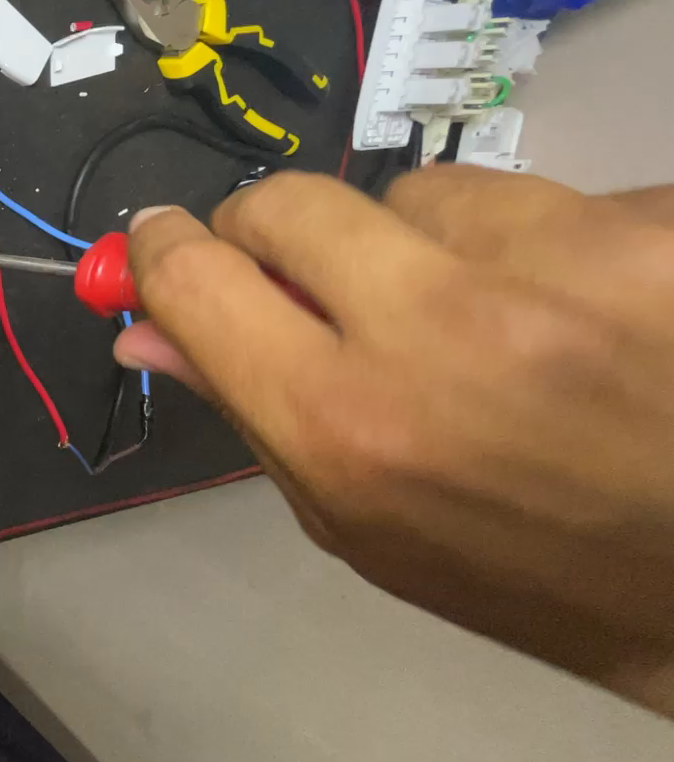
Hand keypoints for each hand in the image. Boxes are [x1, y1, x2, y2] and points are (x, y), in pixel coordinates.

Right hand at [113, 167, 673, 715]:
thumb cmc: (509, 569)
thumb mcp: (343, 512)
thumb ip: (239, 407)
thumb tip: (141, 333)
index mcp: (341, 417)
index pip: (195, 277)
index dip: (158, 246)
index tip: (157, 238)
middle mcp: (441, 329)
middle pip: (286, 202)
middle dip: (264, 228)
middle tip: (298, 270)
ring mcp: (573, 270)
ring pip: (419, 192)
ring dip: (416, 240)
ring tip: (477, 308)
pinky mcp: (672, 234)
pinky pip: (547, 198)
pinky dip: (533, 244)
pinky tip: (579, 309)